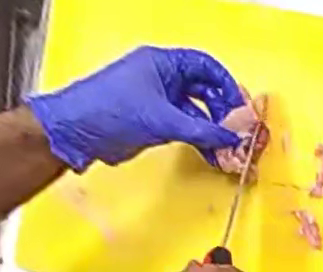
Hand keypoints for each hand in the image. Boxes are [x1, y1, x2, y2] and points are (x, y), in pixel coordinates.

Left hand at [27, 46, 242, 170]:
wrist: (81, 131)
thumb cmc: (112, 111)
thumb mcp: (163, 120)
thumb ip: (202, 131)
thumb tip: (231, 138)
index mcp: (162, 64)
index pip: (205, 66)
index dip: (226, 85)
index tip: (241, 109)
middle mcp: (164, 79)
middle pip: (206, 91)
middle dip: (224, 113)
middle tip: (237, 134)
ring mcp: (162, 101)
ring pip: (199, 113)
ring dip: (215, 132)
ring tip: (228, 151)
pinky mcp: (159, 122)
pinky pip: (190, 130)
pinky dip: (203, 142)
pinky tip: (214, 156)